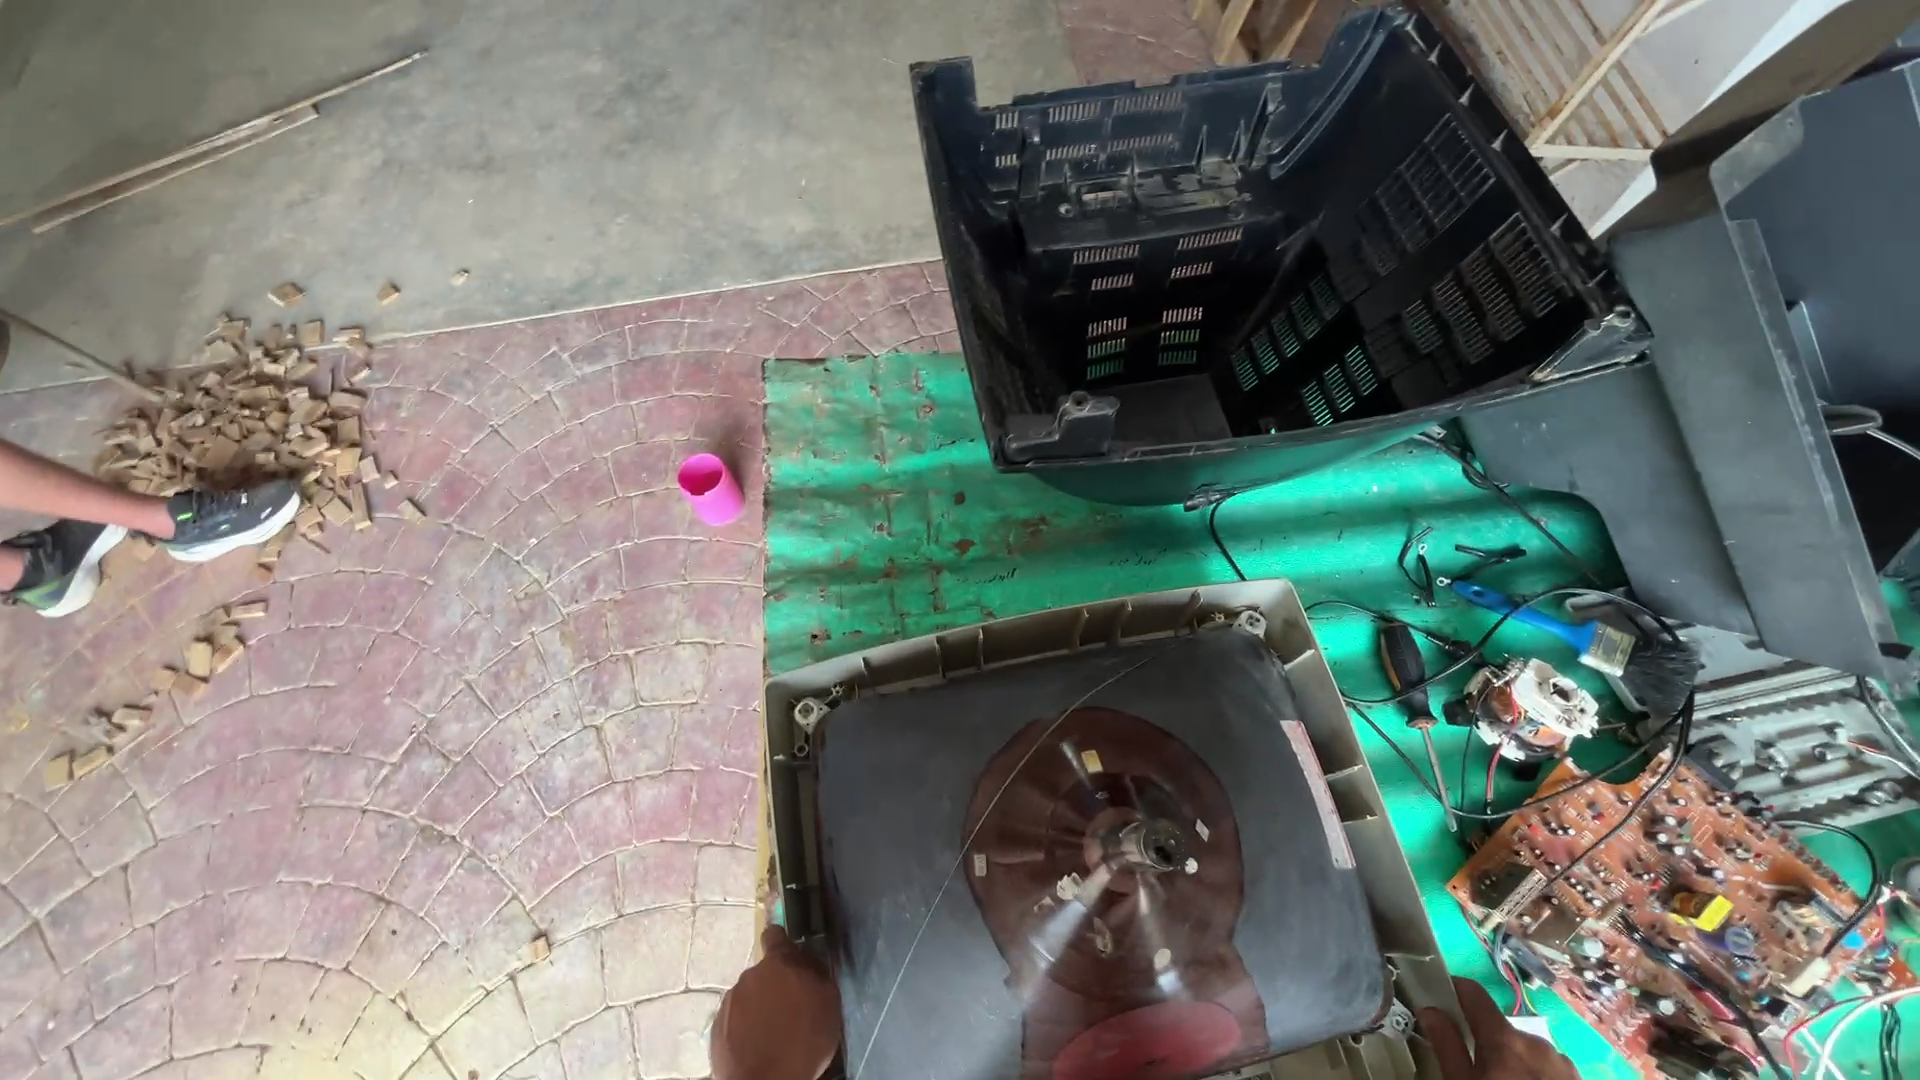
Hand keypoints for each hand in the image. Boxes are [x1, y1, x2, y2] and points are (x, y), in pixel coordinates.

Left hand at [711, 924, 842, 1079]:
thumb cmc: (803, 1042)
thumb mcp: (828, 1003)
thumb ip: (817, 974)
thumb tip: (808, 961)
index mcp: (779, 964)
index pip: (775, 935)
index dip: (781, 941)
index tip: (788, 954)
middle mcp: (751, 975)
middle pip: (765, 972)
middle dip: (775, 985)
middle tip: (789, 1010)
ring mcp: (730, 1001)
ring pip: (749, 996)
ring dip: (760, 1007)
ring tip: (772, 1032)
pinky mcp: (716, 1027)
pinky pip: (735, 1019)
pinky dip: (745, 1027)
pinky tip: (757, 1045)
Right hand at [1417, 976, 1578, 1079]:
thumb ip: (1446, 1045)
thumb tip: (1430, 1010)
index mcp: (1504, 1038)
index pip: (1473, 992)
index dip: (1454, 989)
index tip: (1441, 997)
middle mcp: (1537, 1041)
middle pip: (1501, 1027)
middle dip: (1486, 1040)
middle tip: (1476, 1068)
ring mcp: (1564, 1064)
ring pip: (1528, 1049)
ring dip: (1514, 1059)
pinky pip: (1550, 1068)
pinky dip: (1536, 1074)